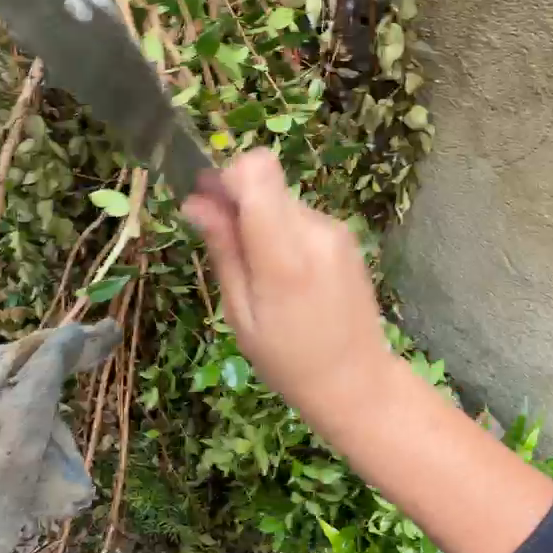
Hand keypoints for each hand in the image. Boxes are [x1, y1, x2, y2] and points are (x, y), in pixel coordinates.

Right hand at [182, 149, 393, 423]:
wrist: (357, 381)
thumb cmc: (287, 360)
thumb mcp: (241, 314)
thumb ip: (224, 251)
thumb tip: (196, 201)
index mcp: (285, 255)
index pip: (257, 172)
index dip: (228, 177)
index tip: (212, 206)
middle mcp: (316, 232)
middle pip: (267, 184)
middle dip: (240, 205)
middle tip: (228, 250)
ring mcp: (337, 232)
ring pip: (283, 200)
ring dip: (263, 223)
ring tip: (262, 276)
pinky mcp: (347, 237)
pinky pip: (303, 218)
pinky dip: (286, 235)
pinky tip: (288, 278)